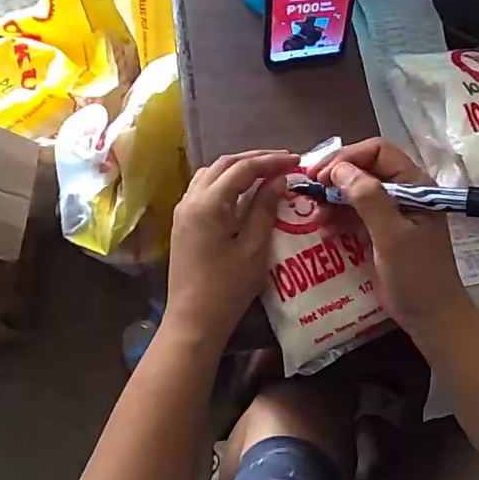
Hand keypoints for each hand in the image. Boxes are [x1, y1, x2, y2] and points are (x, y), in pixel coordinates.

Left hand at [165, 149, 299, 340]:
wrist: (193, 320)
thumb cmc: (227, 289)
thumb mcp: (254, 248)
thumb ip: (265, 209)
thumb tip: (278, 180)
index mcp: (207, 204)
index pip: (242, 169)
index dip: (270, 161)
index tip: (296, 160)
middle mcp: (190, 200)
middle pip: (224, 165)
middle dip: (255, 159)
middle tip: (284, 161)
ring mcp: (183, 210)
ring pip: (211, 173)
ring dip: (238, 168)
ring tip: (266, 172)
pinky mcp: (183, 222)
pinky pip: (204, 188)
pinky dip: (225, 181)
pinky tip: (243, 190)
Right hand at [315, 138, 475, 336]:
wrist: (431, 318)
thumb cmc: (417, 276)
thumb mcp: (392, 236)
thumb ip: (368, 199)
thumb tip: (339, 169)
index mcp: (414, 185)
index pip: (377, 152)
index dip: (347, 158)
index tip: (321, 176)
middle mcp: (402, 192)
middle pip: (362, 168)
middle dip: (334, 178)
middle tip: (309, 192)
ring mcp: (389, 212)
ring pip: (353, 191)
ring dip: (331, 200)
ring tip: (315, 217)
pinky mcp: (378, 232)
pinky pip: (352, 214)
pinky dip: (335, 218)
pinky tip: (323, 231)